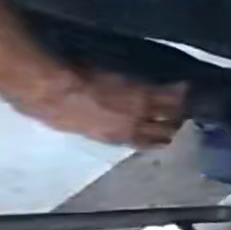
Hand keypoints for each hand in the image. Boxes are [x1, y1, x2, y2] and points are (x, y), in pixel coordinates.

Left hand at [4, 69, 187, 146]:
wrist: (48, 86)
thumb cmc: (50, 109)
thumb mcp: (77, 127)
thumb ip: (104, 129)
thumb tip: (116, 128)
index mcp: (117, 136)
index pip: (153, 143)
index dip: (161, 139)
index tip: (164, 134)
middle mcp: (136, 123)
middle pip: (170, 127)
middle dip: (175, 124)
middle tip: (176, 118)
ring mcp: (143, 105)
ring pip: (176, 110)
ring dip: (181, 107)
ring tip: (182, 101)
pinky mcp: (143, 88)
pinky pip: (171, 91)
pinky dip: (180, 89)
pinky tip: (182, 86)